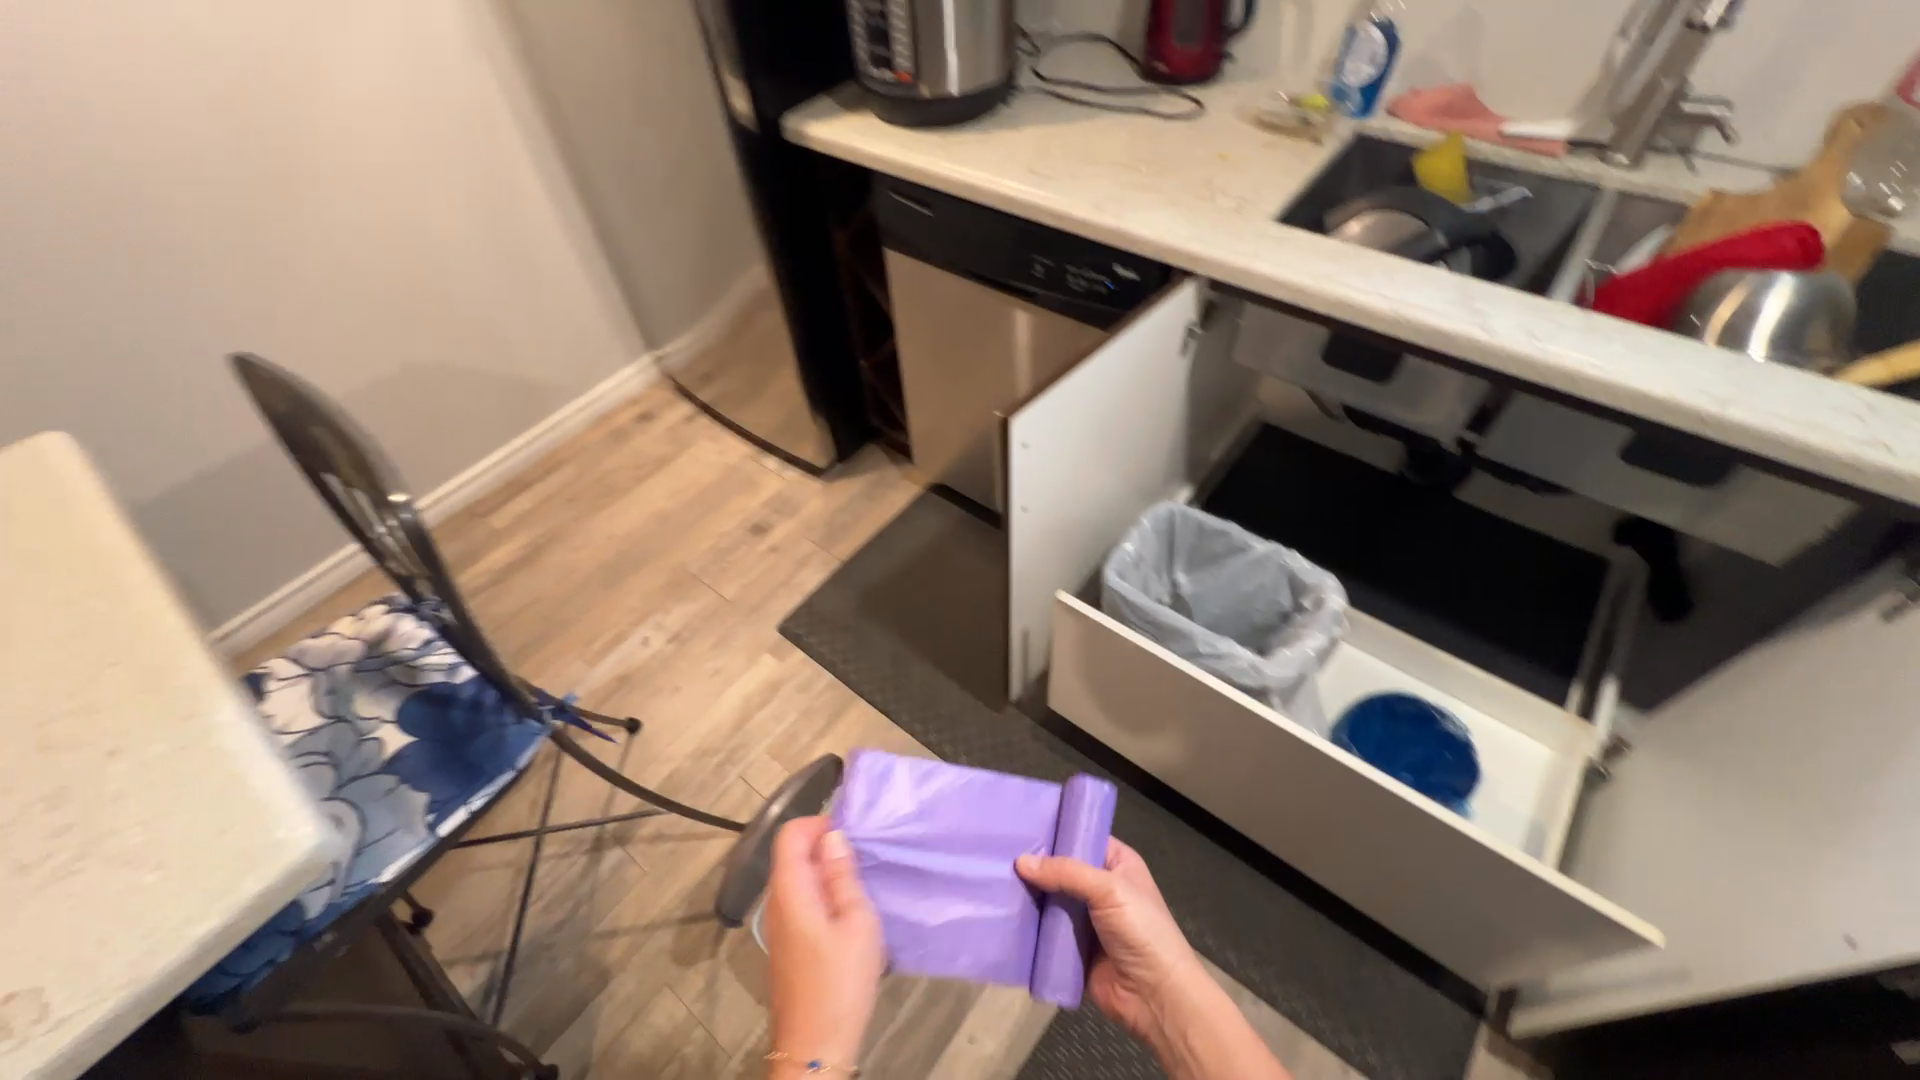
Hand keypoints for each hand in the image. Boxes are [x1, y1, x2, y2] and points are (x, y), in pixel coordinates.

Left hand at [763, 817, 884, 1073]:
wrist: (815, 1047)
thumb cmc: (841, 981)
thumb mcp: (856, 922)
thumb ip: (842, 876)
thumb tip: (833, 836)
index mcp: (790, 889)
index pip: (790, 833)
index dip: (819, 823)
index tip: (851, 836)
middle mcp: (776, 901)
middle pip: (792, 854)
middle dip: (825, 847)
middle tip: (862, 863)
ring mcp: (778, 924)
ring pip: (797, 878)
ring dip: (825, 873)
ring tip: (859, 888)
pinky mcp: (786, 943)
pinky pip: (800, 900)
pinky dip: (821, 894)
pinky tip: (847, 915)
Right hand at [1015, 838, 1207, 1046]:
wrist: (1154, 995)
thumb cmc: (1141, 930)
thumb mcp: (1108, 889)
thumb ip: (1066, 873)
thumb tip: (1020, 861)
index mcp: (1117, 863)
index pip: (1081, 838)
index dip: (1055, 833)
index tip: (1021, 824)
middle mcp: (1099, 886)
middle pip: (1060, 869)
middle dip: (1034, 864)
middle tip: (999, 851)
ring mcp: (1084, 918)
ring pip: (1049, 899)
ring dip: (1028, 895)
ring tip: (993, 879)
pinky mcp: (1071, 947)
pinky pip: (1044, 930)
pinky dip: (1028, 925)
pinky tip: (1002, 912)